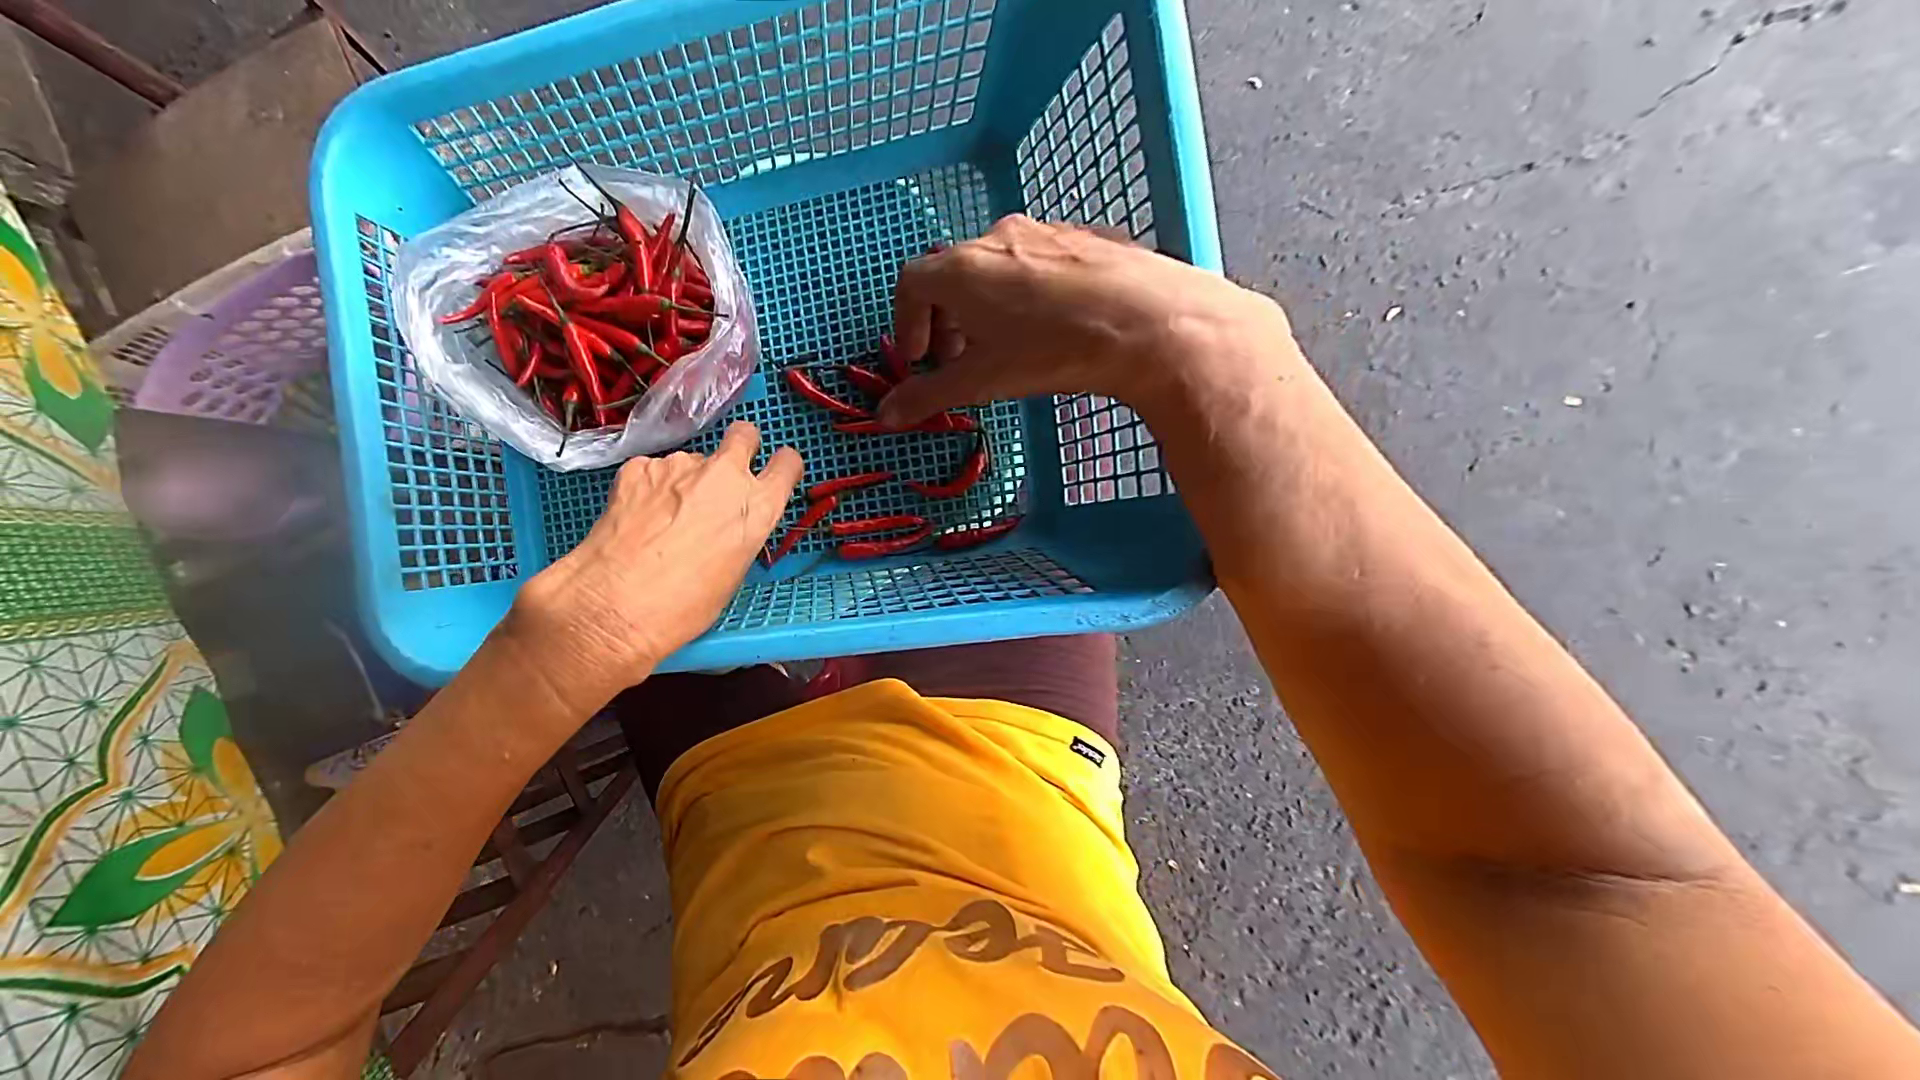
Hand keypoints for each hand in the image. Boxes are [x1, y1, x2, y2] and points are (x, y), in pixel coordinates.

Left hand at [499, 422, 801, 711]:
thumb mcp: (734, 572)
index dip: (781, 467)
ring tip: (665, 518)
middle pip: (745, 434)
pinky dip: (651, 486)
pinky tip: (638, 516)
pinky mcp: (639, 466)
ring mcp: (680, 465)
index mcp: (757, 506)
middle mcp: (725, 476)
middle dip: (740, 447)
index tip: (773, 475)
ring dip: (687, 480)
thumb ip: (741, 533)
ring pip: (693, 460)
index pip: (788, 462)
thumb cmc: (681, 605)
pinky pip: (655, 469)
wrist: (613, 605)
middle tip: (723, 478)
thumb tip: (728, 524)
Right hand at [879, 215, 1293, 427]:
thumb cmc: (1051, 351)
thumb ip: (929, 395)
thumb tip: (885, 417)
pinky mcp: (1084, 236)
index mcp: (961, 268)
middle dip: (946, 320)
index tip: (920, 360)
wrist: (1148, 322)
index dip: (906, 323)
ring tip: (1006, 345)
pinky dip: (1026, 292)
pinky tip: (1052, 326)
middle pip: (952, 274)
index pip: (911, 283)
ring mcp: (1043, 231)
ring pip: (996, 266)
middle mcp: (996, 237)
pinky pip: (1039, 263)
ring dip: (985, 306)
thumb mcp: (984, 381)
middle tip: (961, 360)